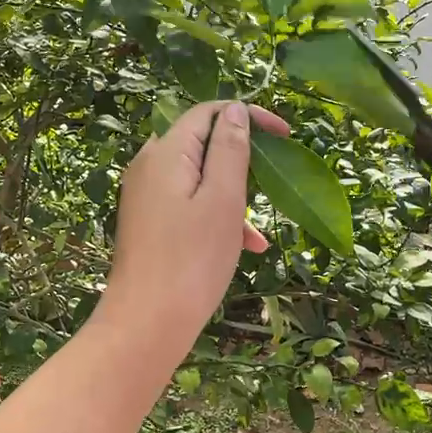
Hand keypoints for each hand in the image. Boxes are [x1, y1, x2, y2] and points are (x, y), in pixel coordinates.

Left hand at [97, 101, 288, 353]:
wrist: (146, 323)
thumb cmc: (191, 259)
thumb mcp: (222, 199)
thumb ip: (230, 149)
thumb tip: (234, 109)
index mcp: (165, 151)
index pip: (208, 111)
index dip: (247, 116)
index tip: (286, 136)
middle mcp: (149, 165)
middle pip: (202, 143)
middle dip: (241, 162)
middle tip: (272, 189)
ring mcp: (145, 194)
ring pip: (199, 178)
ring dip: (232, 196)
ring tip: (256, 233)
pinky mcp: (148, 221)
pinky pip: (188, 203)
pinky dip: (216, 216)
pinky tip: (243, 247)